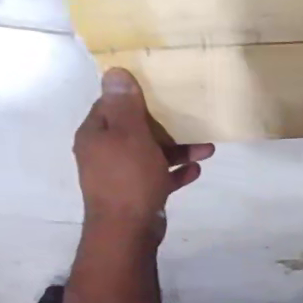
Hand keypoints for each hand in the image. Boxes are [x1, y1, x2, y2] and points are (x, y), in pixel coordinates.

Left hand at [74, 68, 213, 239]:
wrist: (128, 231)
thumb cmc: (129, 177)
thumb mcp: (129, 134)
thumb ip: (124, 104)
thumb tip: (114, 71)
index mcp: (95, 135)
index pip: (110, 105)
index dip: (134, 97)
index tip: (159, 91)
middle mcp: (104, 153)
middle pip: (134, 129)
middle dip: (163, 124)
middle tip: (187, 116)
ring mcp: (120, 175)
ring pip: (150, 154)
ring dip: (177, 149)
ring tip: (206, 148)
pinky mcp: (137, 194)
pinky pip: (159, 176)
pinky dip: (175, 171)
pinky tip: (196, 169)